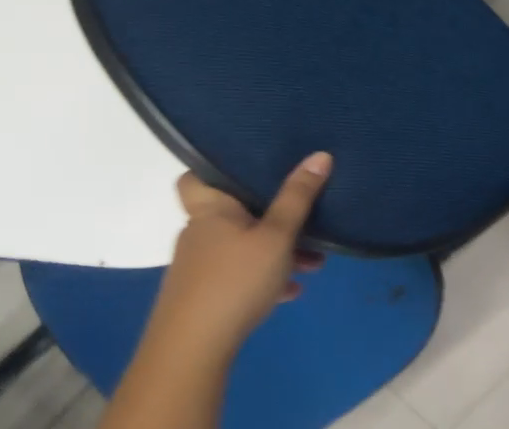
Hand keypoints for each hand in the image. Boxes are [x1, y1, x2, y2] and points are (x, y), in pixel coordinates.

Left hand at [151, 154, 332, 356]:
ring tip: (314, 259)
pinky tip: (292, 289)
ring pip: (243, 244)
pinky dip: (266, 275)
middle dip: (271, 212)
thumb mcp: (277, 236)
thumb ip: (298, 197)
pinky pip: (239, 274)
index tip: (247, 158)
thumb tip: (319, 155)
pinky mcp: (202, 297)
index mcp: (210, 213)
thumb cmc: (234, 281)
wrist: (189, 354)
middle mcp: (199, 235)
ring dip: (276, 247)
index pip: (194, 179)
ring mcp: (199, 268)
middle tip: (304, 208)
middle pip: (234, 212)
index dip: (213, 166)